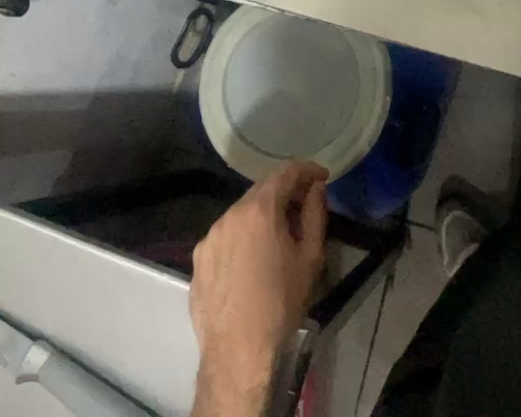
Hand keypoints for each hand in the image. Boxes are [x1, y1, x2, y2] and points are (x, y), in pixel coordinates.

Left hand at [189, 161, 328, 416]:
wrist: (239, 350)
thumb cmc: (282, 301)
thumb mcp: (311, 256)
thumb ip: (315, 213)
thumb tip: (315, 188)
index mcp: (259, 210)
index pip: (285, 172)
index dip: (307, 170)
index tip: (322, 177)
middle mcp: (230, 215)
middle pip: (261, 190)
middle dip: (285, 192)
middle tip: (305, 206)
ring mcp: (209, 237)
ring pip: (241, 213)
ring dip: (262, 215)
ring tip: (279, 236)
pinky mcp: (198, 259)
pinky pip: (225, 236)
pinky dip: (243, 236)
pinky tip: (253, 259)